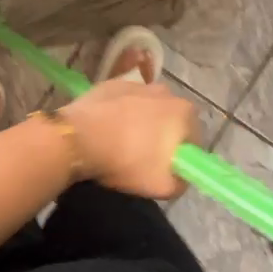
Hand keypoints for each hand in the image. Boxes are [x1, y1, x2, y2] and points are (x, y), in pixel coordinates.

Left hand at [59, 81, 199, 198]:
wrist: (78, 138)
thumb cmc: (126, 161)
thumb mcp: (163, 188)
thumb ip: (182, 182)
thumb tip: (179, 175)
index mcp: (185, 112)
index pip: (194, 139)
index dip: (182, 158)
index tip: (165, 170)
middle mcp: (166, 91)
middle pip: (171, 121)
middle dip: (162, 138)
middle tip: (143, 159)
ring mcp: (137, 84)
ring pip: (147, 110)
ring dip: (140, 124)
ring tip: (120, 145)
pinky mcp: (111, 83)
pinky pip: (123, 103)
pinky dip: (119, 115)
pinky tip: (106, 131)